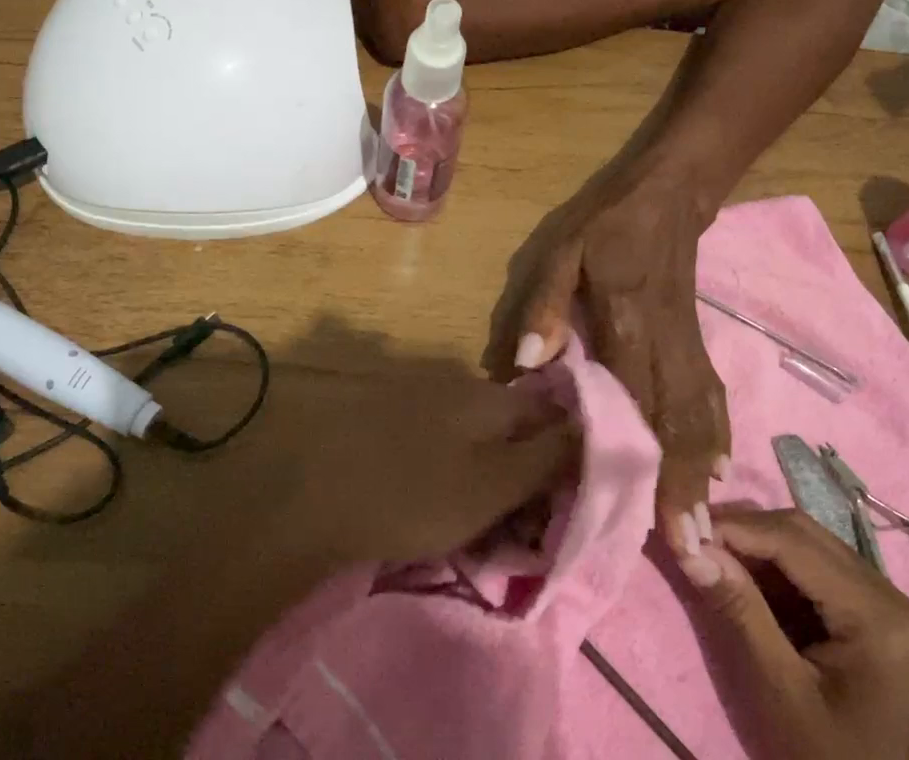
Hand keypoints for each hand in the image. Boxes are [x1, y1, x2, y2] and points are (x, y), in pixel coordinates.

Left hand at [277, 373, 579, 564]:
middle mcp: (457, 385)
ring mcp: (419, 400)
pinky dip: (455, 474)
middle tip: (525, 523)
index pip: (554, 416)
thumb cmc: (414, 496)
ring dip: (491, 477)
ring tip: (486, 523)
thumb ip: (548, 456)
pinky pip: (443, 446)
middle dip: (528, 472)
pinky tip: (444, 504)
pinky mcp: (390, 422)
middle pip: (515, 428)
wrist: (313, 501)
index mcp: (489, 395)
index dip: (570, 458)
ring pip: (478, 439)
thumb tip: (594, 428)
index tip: (567, 503)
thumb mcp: (494, 485)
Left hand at [511, 163, 727, 537]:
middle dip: (685, 487)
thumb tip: (525, 364)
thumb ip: (544, 306)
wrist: (669, 194)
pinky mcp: (698, 344)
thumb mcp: (561, 252)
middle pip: (680, 422)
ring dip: (703, 474)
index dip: (647, 457)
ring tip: (705, 531)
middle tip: (691, 550)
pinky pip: (712, 399)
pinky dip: (716, 439)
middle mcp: (668, 343)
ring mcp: (691, 345)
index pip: (638, 398)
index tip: (656, 512)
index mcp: (630, 319)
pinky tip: (718, 473)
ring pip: (703, 417)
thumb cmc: (606, 225)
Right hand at [680, 509, 908, 759]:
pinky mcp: (892, 627)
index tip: (680, 527)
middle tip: (692, 543)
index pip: (795, 540)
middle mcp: (900, 600)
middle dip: (745, 532)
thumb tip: (690, 547)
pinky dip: (785, 576)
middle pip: (809, 537)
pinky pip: (829, 579)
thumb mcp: (781, 692)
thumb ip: (740, 612)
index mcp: (882, 616)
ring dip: (762, 551)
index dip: (734, 526)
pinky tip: (752, 590)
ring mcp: (900, 612)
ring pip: (817, 552)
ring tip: (713, 562)